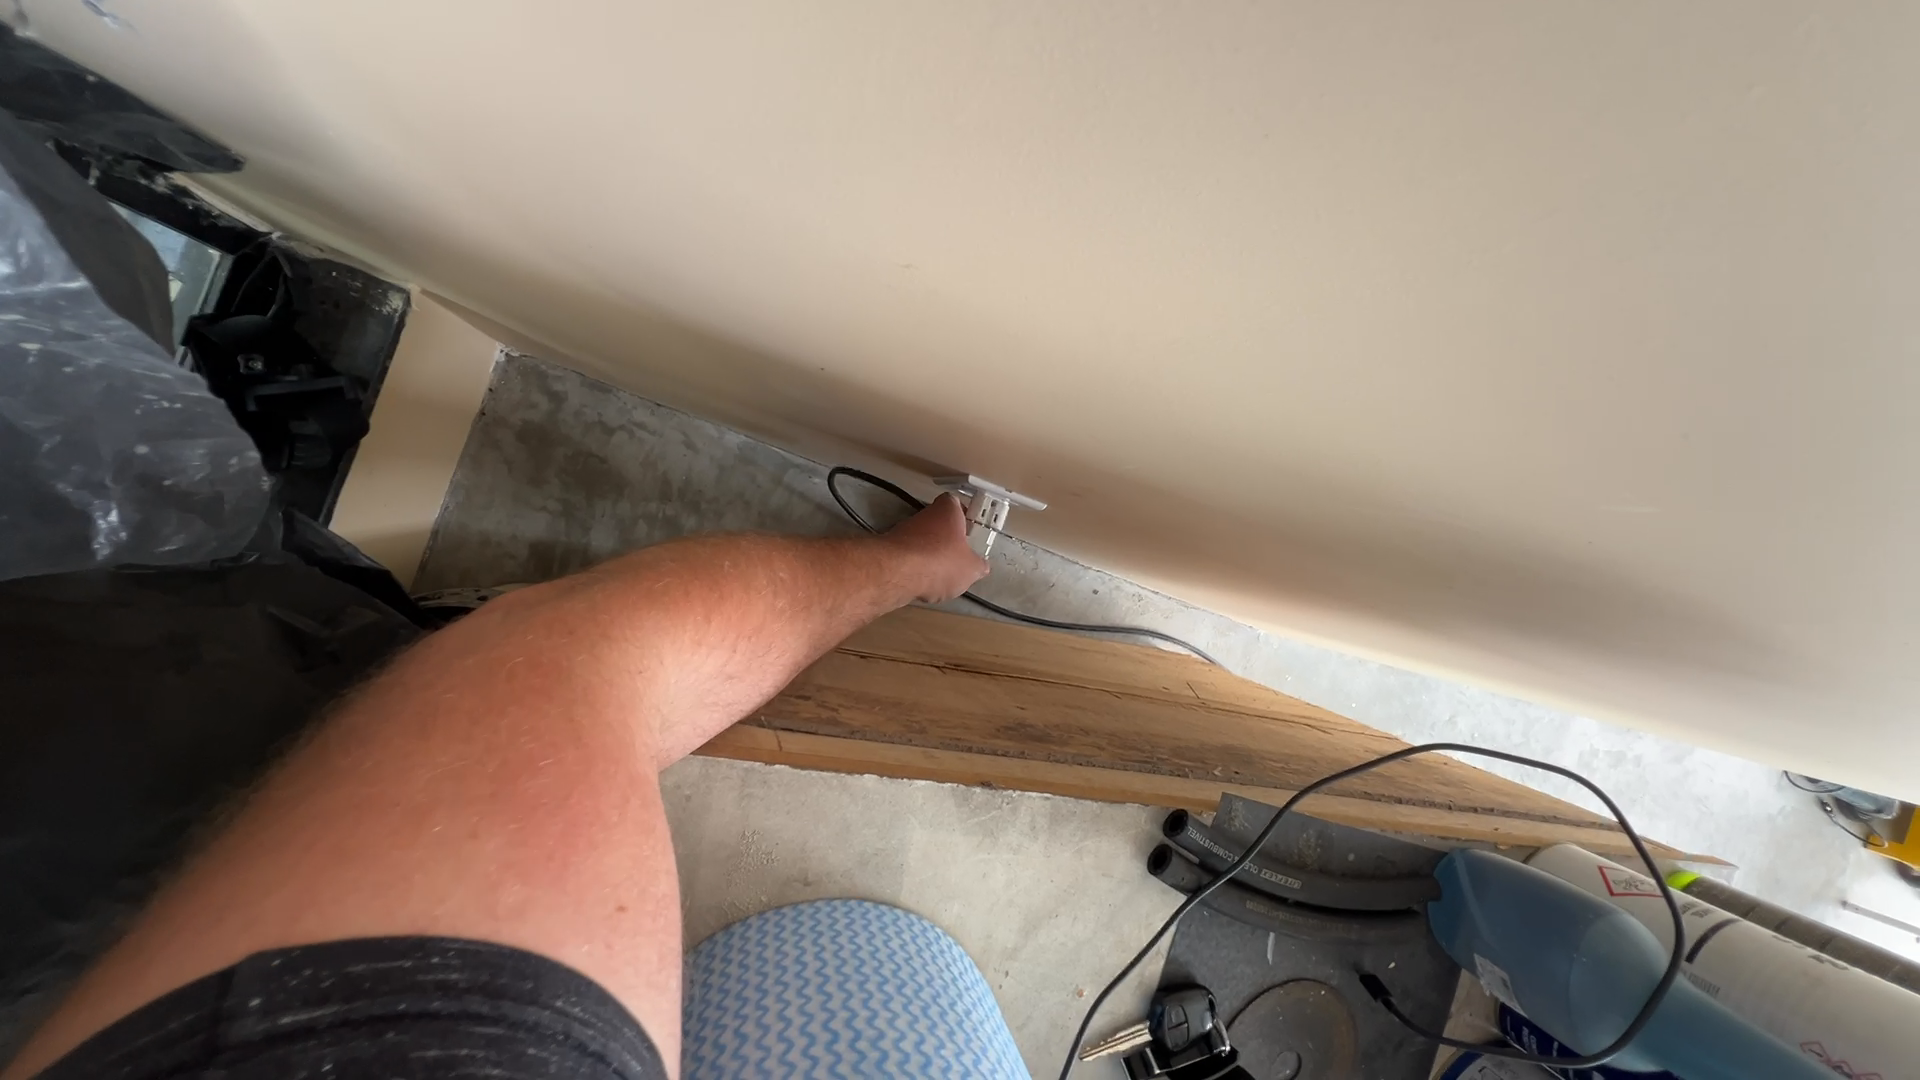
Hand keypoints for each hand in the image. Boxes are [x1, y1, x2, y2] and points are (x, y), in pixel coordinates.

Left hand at [884, 493, 989, 602]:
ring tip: (941, 576)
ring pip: (922, 541)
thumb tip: (981, 567)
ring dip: (931, 556)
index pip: (956, 503)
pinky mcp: (890, 549)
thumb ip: (978, 565)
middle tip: (958, 557)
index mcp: (947, 510)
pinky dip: (915, 568)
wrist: (897, 573)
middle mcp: (924, 514)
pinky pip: (908, 557)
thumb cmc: (940, 562)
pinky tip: (923, 583)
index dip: (964, 516)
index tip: (970, 530)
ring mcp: (904, 530)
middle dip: (947, 540)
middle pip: (938, 524)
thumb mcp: (971, 569)